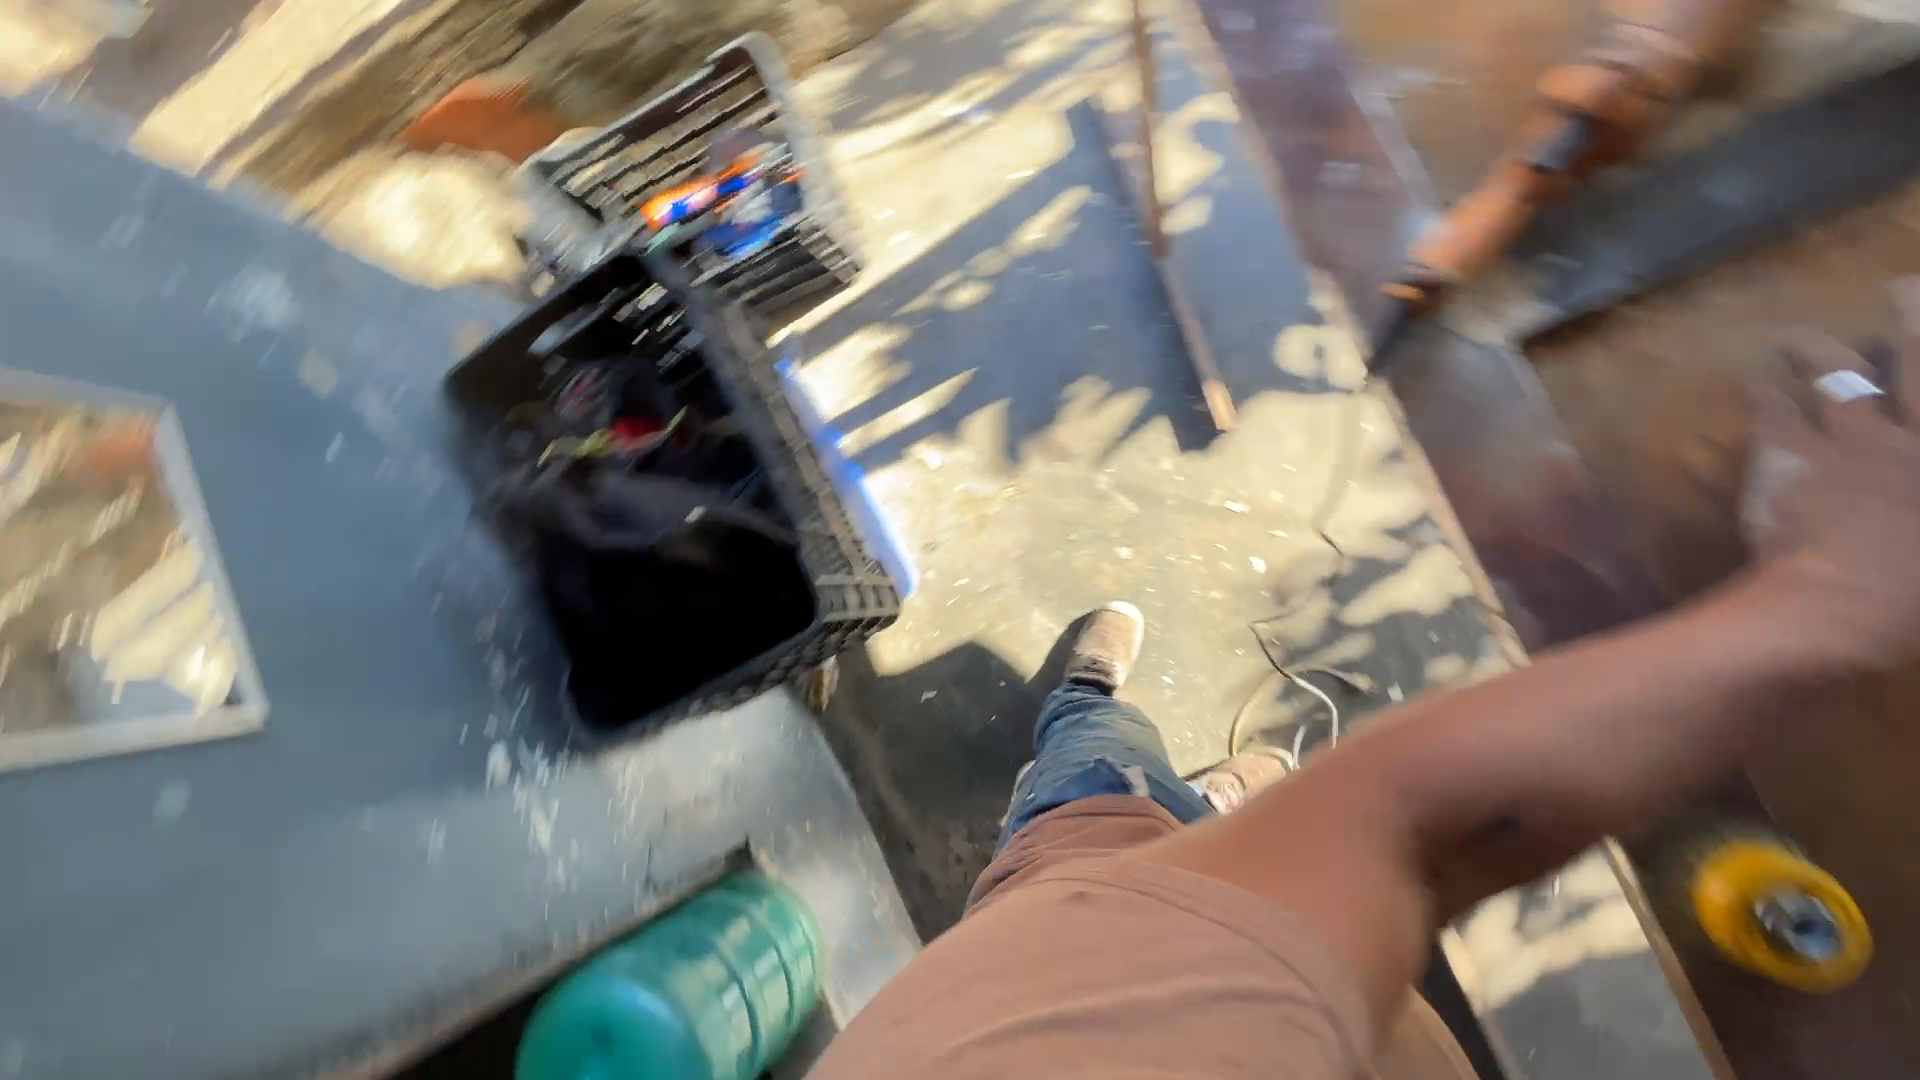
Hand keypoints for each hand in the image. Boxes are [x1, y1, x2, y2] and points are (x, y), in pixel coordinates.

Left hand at [1741, 280, 1919, 674]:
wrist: (1846, 608)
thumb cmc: (1917, 600)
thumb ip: (1909, 509)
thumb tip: (1896, 497)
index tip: (1913, 310)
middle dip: (1915, 317)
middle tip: (1902, 287)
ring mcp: (1858, 441)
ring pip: (1841, 373)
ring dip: (1817, 347)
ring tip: (1795, 333)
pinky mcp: (1791, 455)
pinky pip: (1775, 407)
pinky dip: (1765, 387)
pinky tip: (1754, 375)